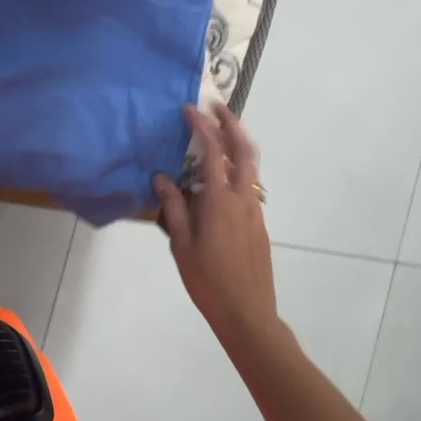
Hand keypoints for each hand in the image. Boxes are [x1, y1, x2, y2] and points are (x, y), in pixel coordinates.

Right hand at [154, 102, 277, 341]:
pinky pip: (251, 183)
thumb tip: (161, 177)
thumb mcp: (181, 246)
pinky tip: (224, 173)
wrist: (248, 314)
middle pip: (243, 148)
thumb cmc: (208, 281)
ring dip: (238, 142)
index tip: (189, 110)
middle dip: (231, 123)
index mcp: (220, 200)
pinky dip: (240, 165)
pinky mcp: (259, 223)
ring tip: (222, 130)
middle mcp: (242, 197)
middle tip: (216, 105)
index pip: (213, 151)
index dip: (201, 126)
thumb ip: (174, 208)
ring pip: (252, 165)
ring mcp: (255, 210)